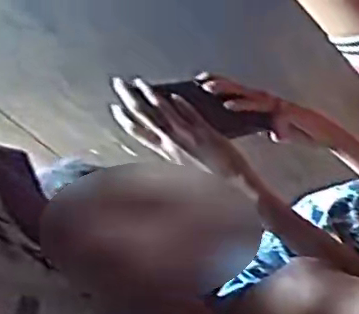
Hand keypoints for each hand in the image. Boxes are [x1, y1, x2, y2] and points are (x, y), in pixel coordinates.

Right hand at [110, 77, 251, 180]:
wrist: (242, 186)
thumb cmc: (216, 181)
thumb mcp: (187, 170)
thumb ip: (174, 155)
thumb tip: (164, 142)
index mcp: (166, 152)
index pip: (135, 131)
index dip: (123, 117)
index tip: (116, 107)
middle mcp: (173, 142)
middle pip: (141, 112)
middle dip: (126, 95)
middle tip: (118, 82)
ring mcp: (189, 136)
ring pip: (161, 107)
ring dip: (149, 92)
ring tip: (141, 82)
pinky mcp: (207, 133)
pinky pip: (189, 112)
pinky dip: (180, 102)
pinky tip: (175, 95)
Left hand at [198, 74, 329, 146]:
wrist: (329, 135)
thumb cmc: (304, 131)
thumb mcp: (281, 130)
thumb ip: (269, 128)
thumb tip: (263, 132)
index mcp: (263, 102)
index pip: (237, 89)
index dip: (219, 84)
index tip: (198, 82)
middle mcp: (270, 100)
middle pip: (241, 89)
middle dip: (223, 87)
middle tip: (203, 86)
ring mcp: (282, 107)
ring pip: (257, 100)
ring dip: (243, 102)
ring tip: (227, 105)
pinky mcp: (296, 116)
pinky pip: (283, 120)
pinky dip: (279, 127)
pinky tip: (273, 134)